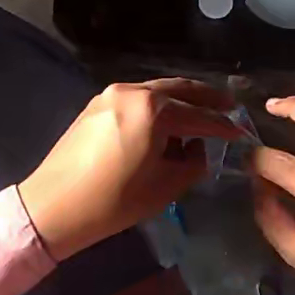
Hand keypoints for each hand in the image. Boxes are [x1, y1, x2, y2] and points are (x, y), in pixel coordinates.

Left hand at [18, 79, 244, 260]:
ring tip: (202, 110)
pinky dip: (158, 103)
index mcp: (154, 110)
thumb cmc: (114, 201)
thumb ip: (192, 163)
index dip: (223, 126)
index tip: (241, 131)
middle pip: (180, 89)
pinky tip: (167, 118)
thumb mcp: (165, 187)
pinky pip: (137, 97)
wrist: (54, 205)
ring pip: (157, 89)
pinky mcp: (97, 104)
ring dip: (182, 98)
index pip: (199, 116)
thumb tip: (197, 148)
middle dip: (207, 98)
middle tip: (229, 106)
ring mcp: (111, 94)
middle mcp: (133, 92)